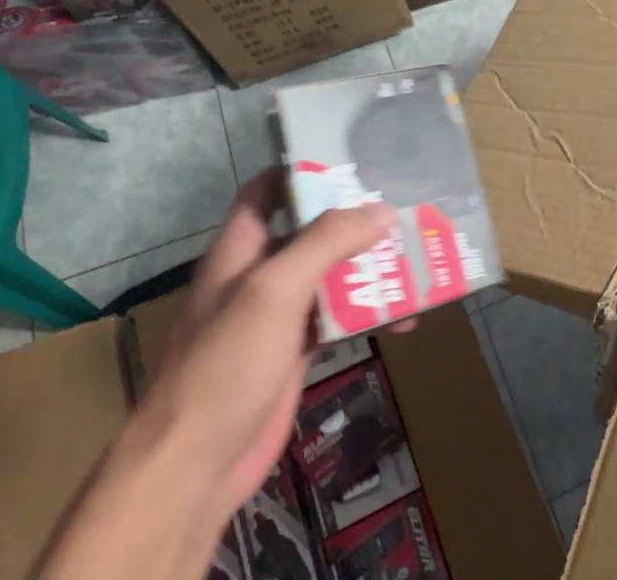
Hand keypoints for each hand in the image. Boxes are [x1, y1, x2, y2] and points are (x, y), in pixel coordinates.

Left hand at [41, 168, 405, 579]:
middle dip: (354, 218)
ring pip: (331, 277)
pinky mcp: (296, 352)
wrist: (197, 461)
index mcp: (239, 252)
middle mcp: (258, 277)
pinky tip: (406, 314)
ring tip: (419, 252)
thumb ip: (325, 243)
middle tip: (407, 202)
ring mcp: (278, 317)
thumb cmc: (226, 364)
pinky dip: (370, 312)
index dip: (301, 169)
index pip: (265, 193)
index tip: (352, 155)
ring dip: (370, 267)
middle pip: (309, 233)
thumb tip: (381, 210)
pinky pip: (339, 319)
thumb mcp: (274, 291)